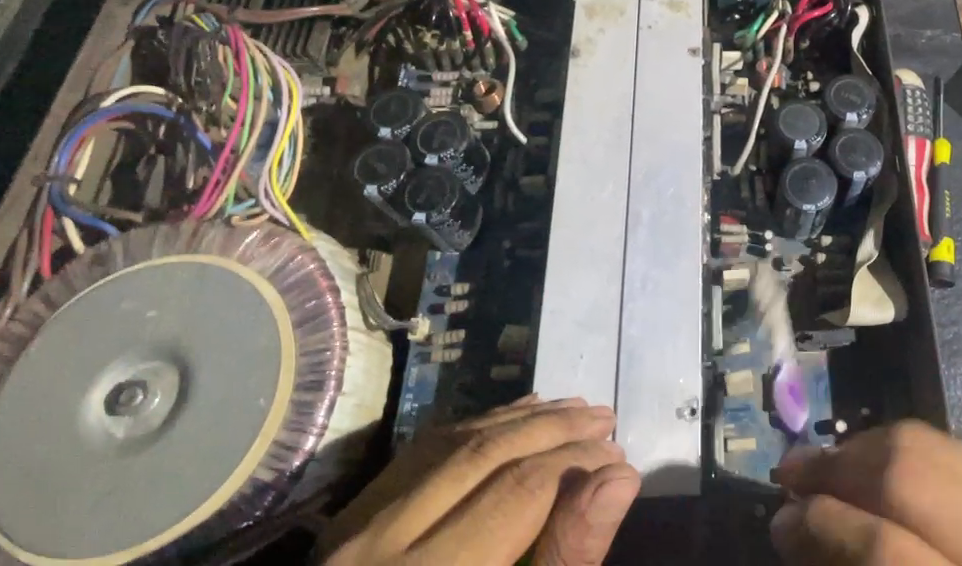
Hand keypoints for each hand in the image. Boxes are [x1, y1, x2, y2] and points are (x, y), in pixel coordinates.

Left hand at [319, 396, 640, 565]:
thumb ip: (567, 557)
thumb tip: (618, 477)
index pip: (517, 491)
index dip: (575, 462)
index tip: (618, 455)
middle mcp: (378, 551)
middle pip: (482, 458)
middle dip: (552, 430)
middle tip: (605, 418)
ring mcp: (351, 535)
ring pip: (448, 446)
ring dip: (516, 421)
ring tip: (570, 409)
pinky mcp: (343, 526)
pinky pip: (417, 456)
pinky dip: (472, 432)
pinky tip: (509, 422)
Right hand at [770, 421, 961, 564]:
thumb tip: (798, 530)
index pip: (887, 551)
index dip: (825, 527)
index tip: (781, 521)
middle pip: (908, 478)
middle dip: (838, 469)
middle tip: (789, 475)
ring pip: (929, 447)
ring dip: (864, 449)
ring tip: (823, 465)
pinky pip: (954, 449)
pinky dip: (903, 451)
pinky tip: (874, 465)